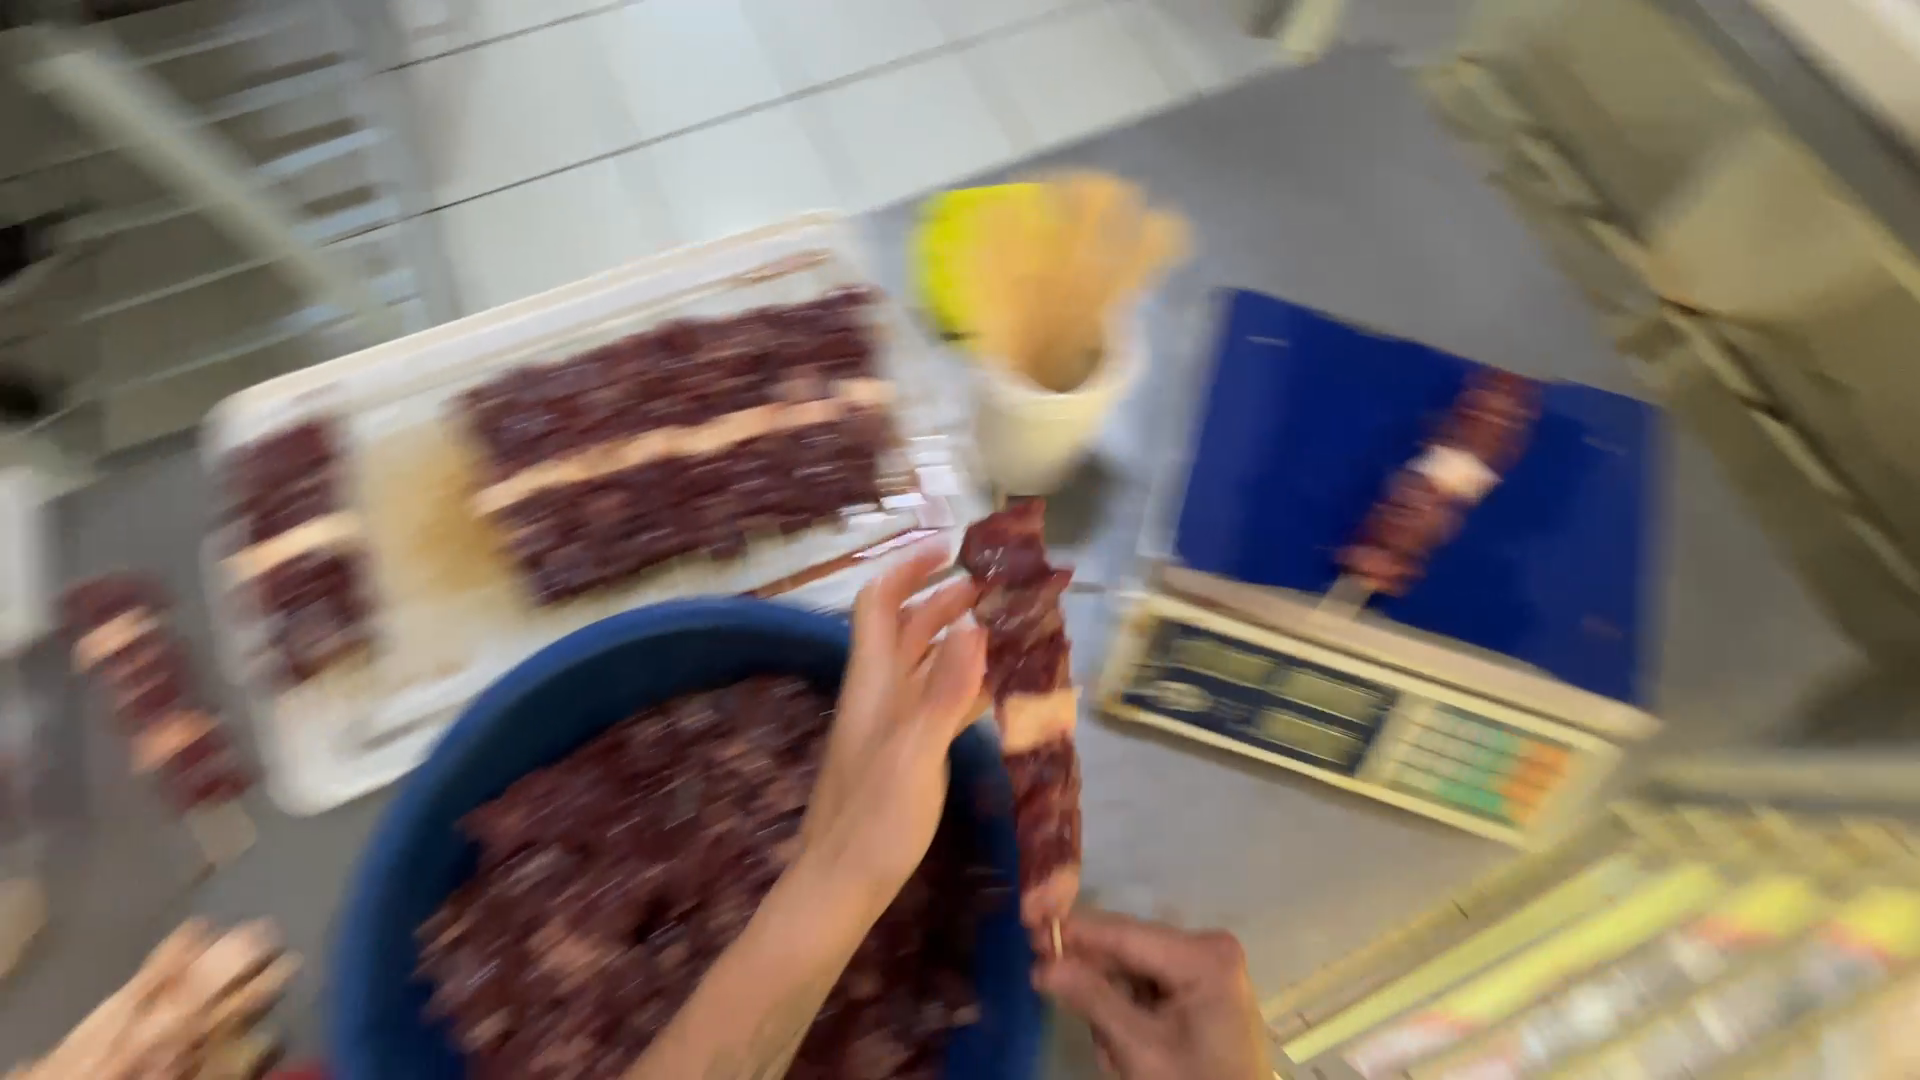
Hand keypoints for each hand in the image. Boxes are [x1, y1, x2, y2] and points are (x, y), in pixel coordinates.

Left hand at [800, 543, 985, 909]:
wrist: (841, 885)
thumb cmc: (874, 818)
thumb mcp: (916, 752)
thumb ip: (946, 690)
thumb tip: (974, 626)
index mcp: (873, 680)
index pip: (880, 604)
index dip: (907, 570)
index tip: (948, 550)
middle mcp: (881, 692)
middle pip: (908, 628)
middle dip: (945, 600)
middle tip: (994, 589)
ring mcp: (894, 723)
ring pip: (927, 664)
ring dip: (959, 640)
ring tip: (1007, 628)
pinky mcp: (908, 751)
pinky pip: (940, 702)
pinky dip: (967, 685)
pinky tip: (999, 687)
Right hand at [1037, 912, 1269, 1079]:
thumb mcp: (1141, 1052)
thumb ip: (1092, 1001)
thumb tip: (1042, 965)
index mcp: (1203, 956)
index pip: (1122, 933)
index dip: (1073, 931)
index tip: (1029, 929)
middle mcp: (1207, 947)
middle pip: (1126, 949)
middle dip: (1093, 980)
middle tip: (1048, 988)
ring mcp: (1205, 966)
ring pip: (1130, 968)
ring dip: (1109, 1004)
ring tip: (1115, 1054)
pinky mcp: (1200, 986)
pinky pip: (1146, 984)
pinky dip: (1126, 1011)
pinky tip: (1125, 1047)